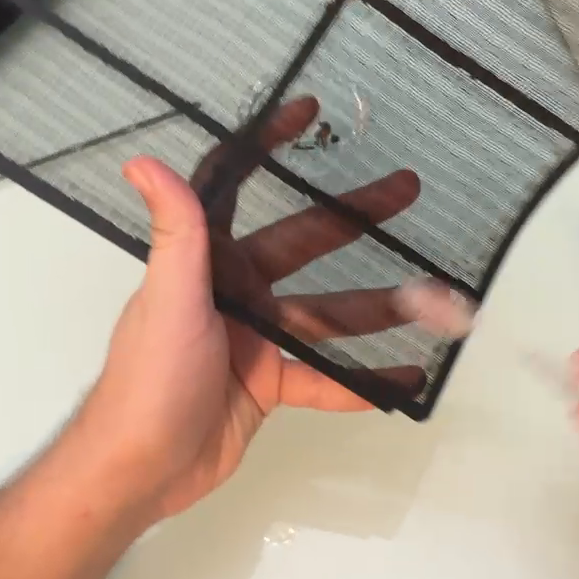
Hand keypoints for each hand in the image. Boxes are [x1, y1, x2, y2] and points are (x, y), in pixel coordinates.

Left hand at [69, 98, 423, 519]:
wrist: (142, 468)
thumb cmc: (152, 374)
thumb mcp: (169, 297)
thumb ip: (175, 231)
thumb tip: (140, 160)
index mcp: (208, 260)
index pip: (233, 185)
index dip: (265, 145)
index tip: (306, 110)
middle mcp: (234, 288)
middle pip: (304, 243)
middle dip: (355, 217)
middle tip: (408, 187)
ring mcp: (254, 337)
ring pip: (326, 315)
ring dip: (378, 309)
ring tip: (438, 302)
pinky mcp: (268, 383)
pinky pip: (324, 378)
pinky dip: (362, 381)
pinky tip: (407, 377)